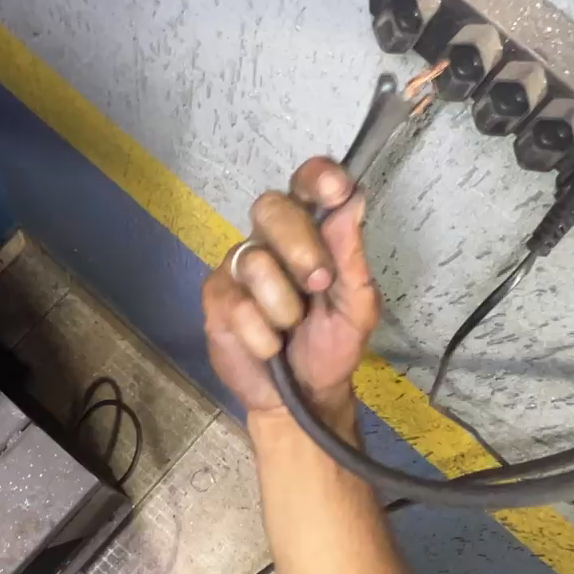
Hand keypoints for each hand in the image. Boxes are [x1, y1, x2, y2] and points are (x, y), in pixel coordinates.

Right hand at [202, 157, 380, 419]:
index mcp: (312, 231)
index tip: (336, 190)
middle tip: (319, 282)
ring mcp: (239, 266)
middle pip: (271, 207)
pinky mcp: (217, 297)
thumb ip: (352, 259)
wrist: (301, 396)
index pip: (307, 183)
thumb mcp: (357, 309)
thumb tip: (352, 204)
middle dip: (300, 244)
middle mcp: (271, 240)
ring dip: (283, 304)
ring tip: (292, 327)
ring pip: (254, 260)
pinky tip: (270, 347)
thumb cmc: (331, 346)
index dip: (317, 177)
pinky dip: (262, 334)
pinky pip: (236, 304)